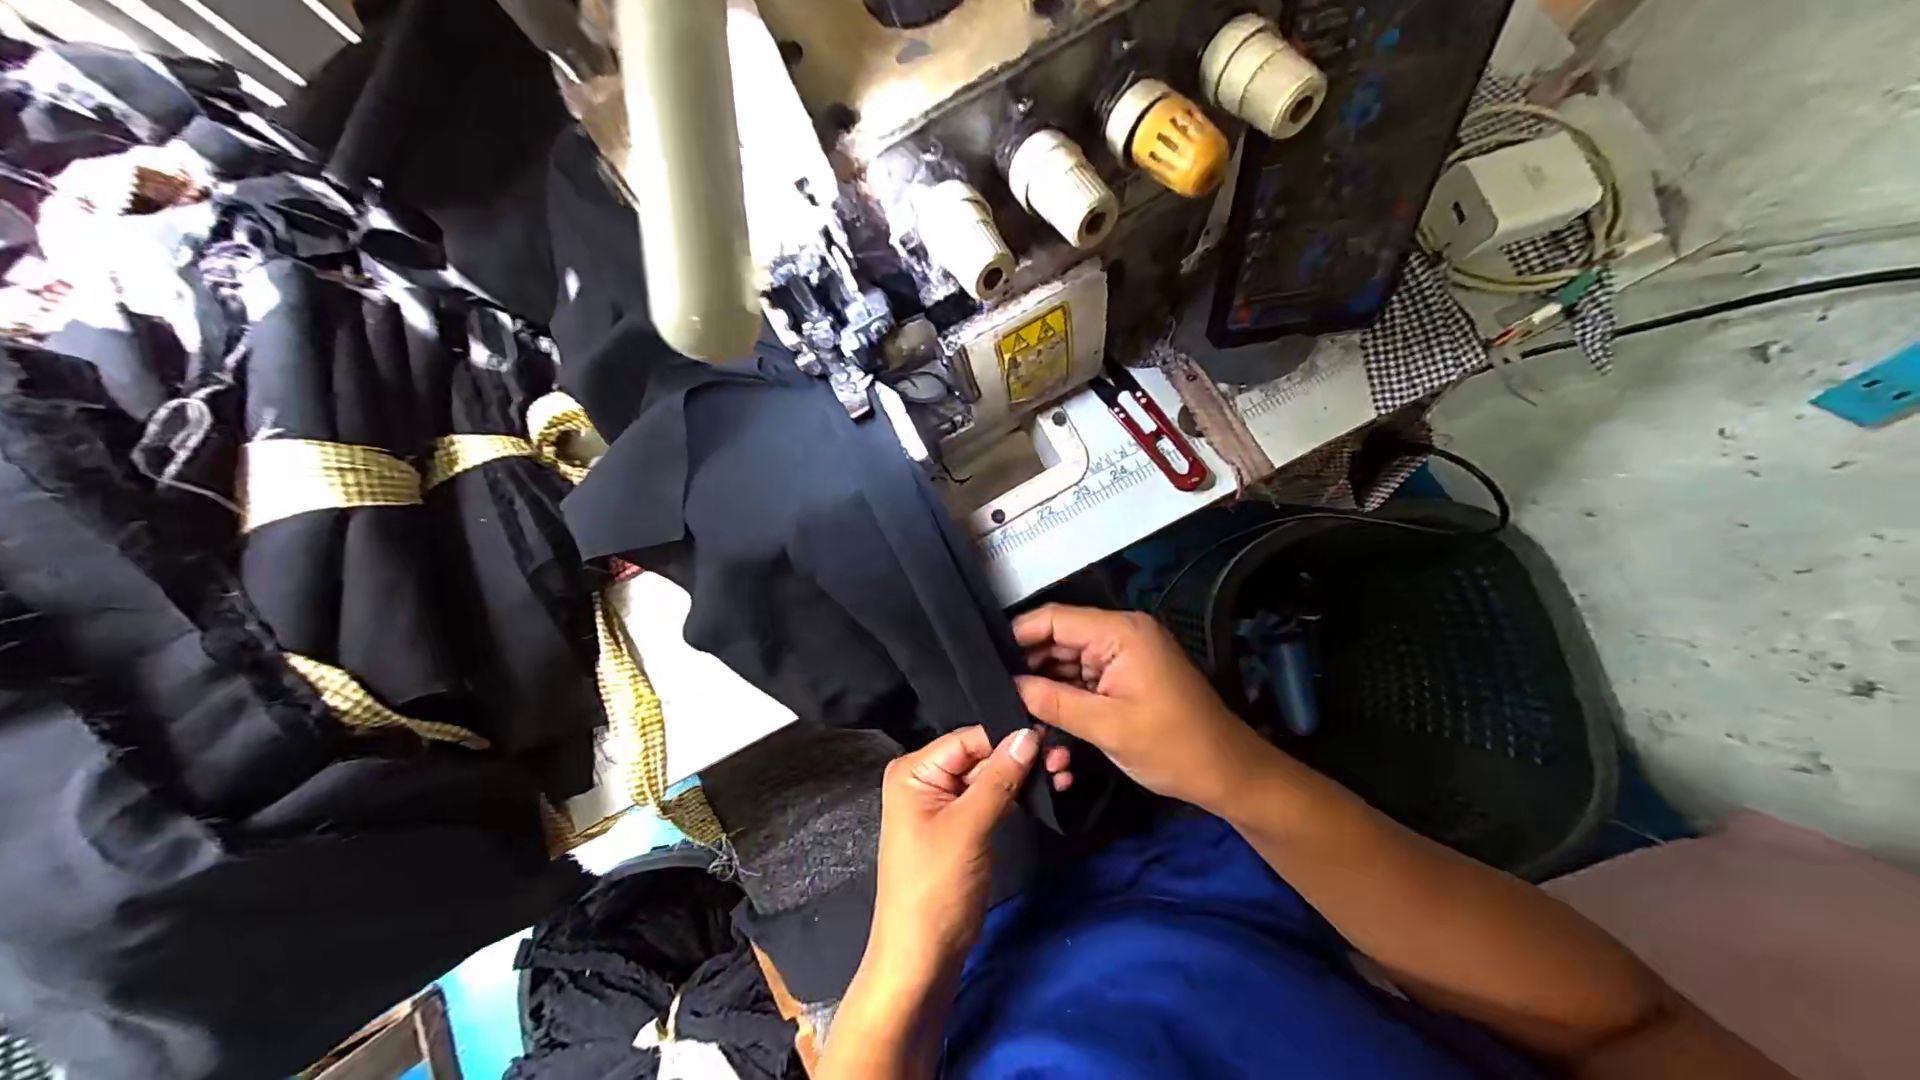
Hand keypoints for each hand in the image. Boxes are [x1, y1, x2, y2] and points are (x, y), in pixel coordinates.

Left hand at [867, 725, 1070, 979]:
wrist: (923, 958)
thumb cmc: (935, 888)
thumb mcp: (967, 828)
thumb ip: (999, 778)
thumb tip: (1030, 734)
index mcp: (914, 770)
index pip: (967, 738)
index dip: (1007, 733)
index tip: (1051, 732)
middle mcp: (927, 779)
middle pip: (981, 755)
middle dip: (1022, 755)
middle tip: (1064, 757)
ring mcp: (946, 803)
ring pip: (992, 776)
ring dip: (1026, 774)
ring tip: (1064, 772)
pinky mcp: (964, 825)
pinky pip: (994, 798)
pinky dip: (1020, 795)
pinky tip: (1049, 789)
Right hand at [1013, 604, 1272, 814]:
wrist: (1228, 775)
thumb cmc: (1173, 746)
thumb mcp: (1107, 726)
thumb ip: (1052, 701)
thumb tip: (1008, 686)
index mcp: (1122, 632)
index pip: (1056, 619)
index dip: (1018, 635)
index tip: (986, 660)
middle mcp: (1121, 635)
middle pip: (1059, 640)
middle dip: (1029, 668)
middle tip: (997, 694)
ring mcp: (1124, 656)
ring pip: (1068, 663)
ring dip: (1046, 689)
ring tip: (1018, 714)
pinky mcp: (1126, 677)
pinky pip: (1084, 680)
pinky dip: (1066, 700)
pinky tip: (1047, 724)